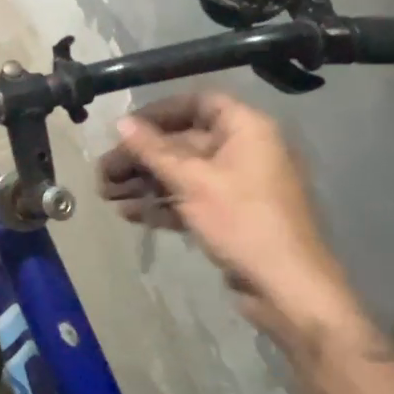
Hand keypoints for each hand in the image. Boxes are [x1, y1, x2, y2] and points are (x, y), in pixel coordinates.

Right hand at [98, 91, 352, 334]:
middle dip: (141, 157)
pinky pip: (190, 198)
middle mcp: (244, 150)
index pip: (197, 103)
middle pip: (183, 141)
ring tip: (107, 195)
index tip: (125, 128)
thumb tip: (121, 122)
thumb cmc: (243, 222)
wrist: (289, 290)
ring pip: (182, 172)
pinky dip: (162, 203)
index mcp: (246, 129)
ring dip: (144, 181)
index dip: (159, 112)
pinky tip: (129, 213)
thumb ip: (153, 150)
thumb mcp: (192, 181)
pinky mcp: (231, 215)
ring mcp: (238, 185)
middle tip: (104, 172)